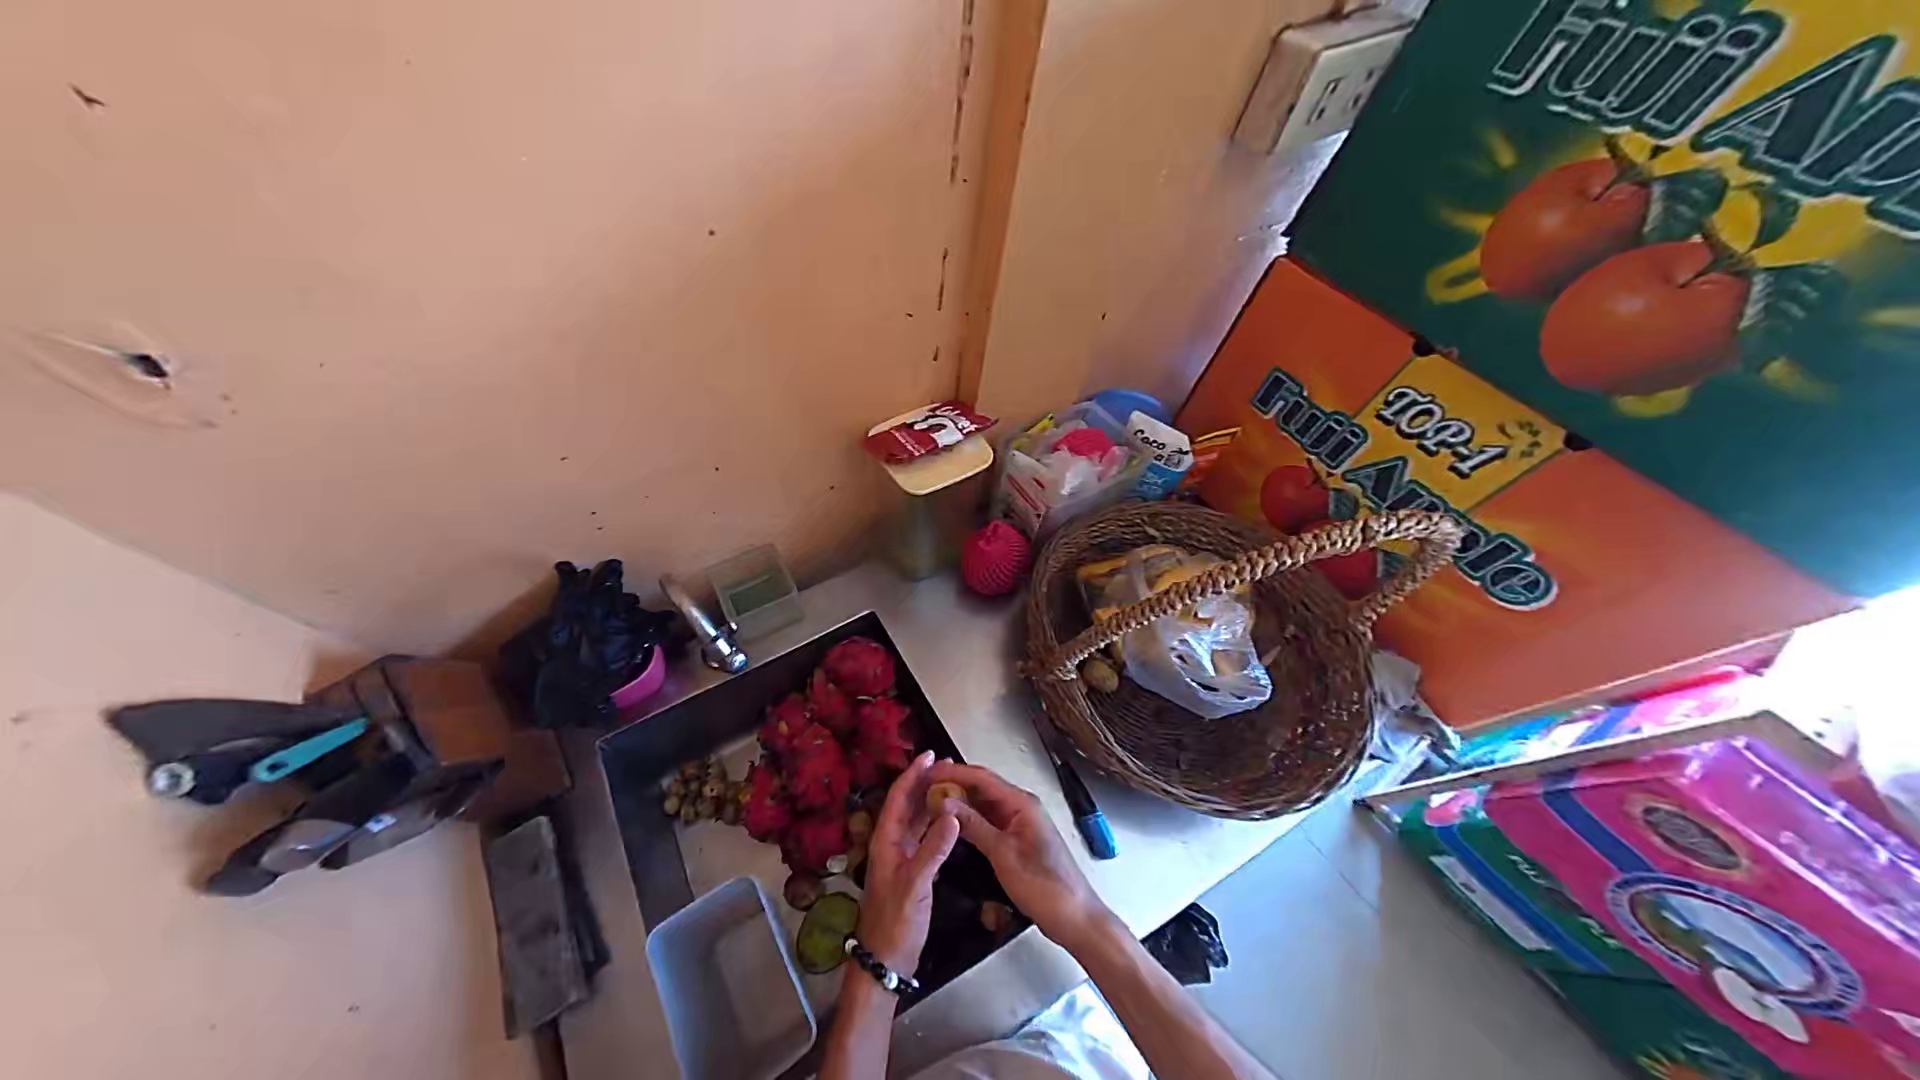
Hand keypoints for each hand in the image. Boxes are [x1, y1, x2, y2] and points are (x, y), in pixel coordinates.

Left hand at [857, 751, 959, 972]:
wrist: (885, 961)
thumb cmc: (895, 922)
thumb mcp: (915, 884)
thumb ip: (933, 849)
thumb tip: (952, 815)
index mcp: (885, 841)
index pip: (898, 797)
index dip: (913, 774)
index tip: (930, 755)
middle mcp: (890, 843)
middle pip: (907, 804)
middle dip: (924, 782)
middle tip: (947, 764)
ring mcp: (900, 857)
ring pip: (916, 819)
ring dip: (931, 801)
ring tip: (951, 783)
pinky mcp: (911, 870)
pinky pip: (923, 837)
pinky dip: (936, 824)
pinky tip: (950, 817)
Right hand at [927, 762, 1114, 951]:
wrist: (1074, 918)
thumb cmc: (1045, 886)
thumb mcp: (1003, 855)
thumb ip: (973, 826)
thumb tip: (944, 802)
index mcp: (1021, 803)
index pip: (982, 777)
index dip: (953, 772)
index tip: (928, 772)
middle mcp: (1021, 807)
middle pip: (982, 787)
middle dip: (954, 785)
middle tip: (925, 787)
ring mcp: (1020, 823)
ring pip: (985, 805)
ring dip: (961, 802)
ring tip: (932, 803)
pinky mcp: (1018, 839)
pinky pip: (990, 821)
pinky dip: (970, 820)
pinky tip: (953, 826)